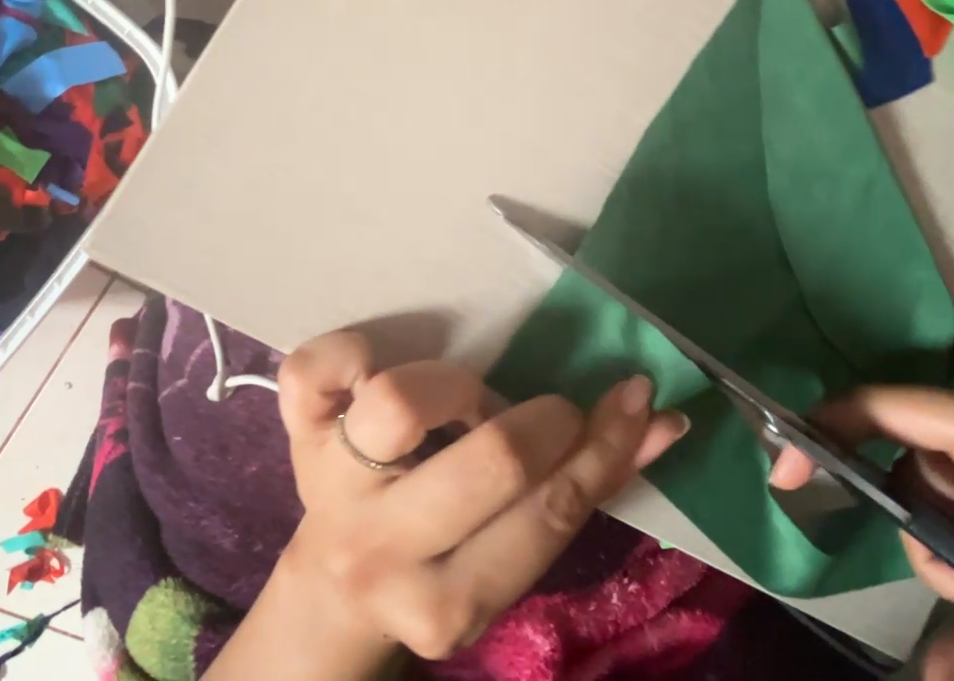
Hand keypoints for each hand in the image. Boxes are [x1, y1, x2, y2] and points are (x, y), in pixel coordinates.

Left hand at [207, 329, 687, 679]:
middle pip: (488, 459)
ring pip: (400, 402)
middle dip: (541, 422)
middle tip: (545, 414)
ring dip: (456, 385)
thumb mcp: (510, 556)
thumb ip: (584, 488)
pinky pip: (314, 367)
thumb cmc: (443, 563)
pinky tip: (380, 370)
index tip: (633, 396)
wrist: (339, 583)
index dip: (603, 446)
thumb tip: (661, 419)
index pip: (546, 513)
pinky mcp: (292, 433)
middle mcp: (380, 551)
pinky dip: (354, 350)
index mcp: (447, 603)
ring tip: (463, 404)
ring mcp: (327, 487)